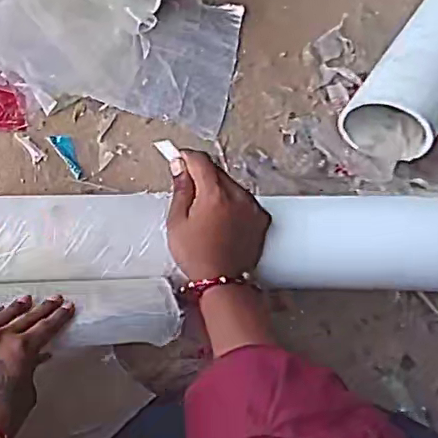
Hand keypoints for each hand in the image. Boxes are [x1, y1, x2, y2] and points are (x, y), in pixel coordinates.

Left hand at [0, 296, 74, 437]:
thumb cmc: (2, 416)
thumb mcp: (26, 392)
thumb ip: (30, 369)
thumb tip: (36, 357)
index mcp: (22, 348)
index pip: (46, 328)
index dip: (58, 317)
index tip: (67, 307)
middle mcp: (0, 336)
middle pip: (26, 318)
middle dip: (42, 309)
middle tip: (54, 299)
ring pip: (0, 316)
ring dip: (15, 307)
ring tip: (26, 299)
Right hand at [167, 150, 271, 280]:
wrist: (222, 281)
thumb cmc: (196, 255)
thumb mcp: (176, 221)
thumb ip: (180, 189)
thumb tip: (179, 166)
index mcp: (214, 194)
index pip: (200, 160)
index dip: (185, 156)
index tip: (177, 158)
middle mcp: (238, 195)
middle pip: (217, 171)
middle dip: (200, 174)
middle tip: (186, 189)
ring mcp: (252, 206)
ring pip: (231, 185)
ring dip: (217, 190)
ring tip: (203, 212)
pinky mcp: (261, 218)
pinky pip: (243, 200)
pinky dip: (231, 203)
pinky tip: (220, 220)